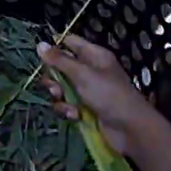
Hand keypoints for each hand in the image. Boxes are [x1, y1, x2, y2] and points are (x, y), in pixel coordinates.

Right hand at [37, 34, 170, 161]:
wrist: (130, 129)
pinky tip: (75, 116)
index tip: (42, 56)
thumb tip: (40, 44)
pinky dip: (68, 109)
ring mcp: (88, 90)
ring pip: (61, 87)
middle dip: (54, 78)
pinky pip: (68, 104)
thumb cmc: (108, 94)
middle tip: (55, 88)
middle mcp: (90, 70)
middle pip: (61, 67)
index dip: (55, 47)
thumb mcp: (82, 74)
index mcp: (93, 55)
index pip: (70, 42)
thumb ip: (59, 60)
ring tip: (68, 105)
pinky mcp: (86, 107)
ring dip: (60, 97)